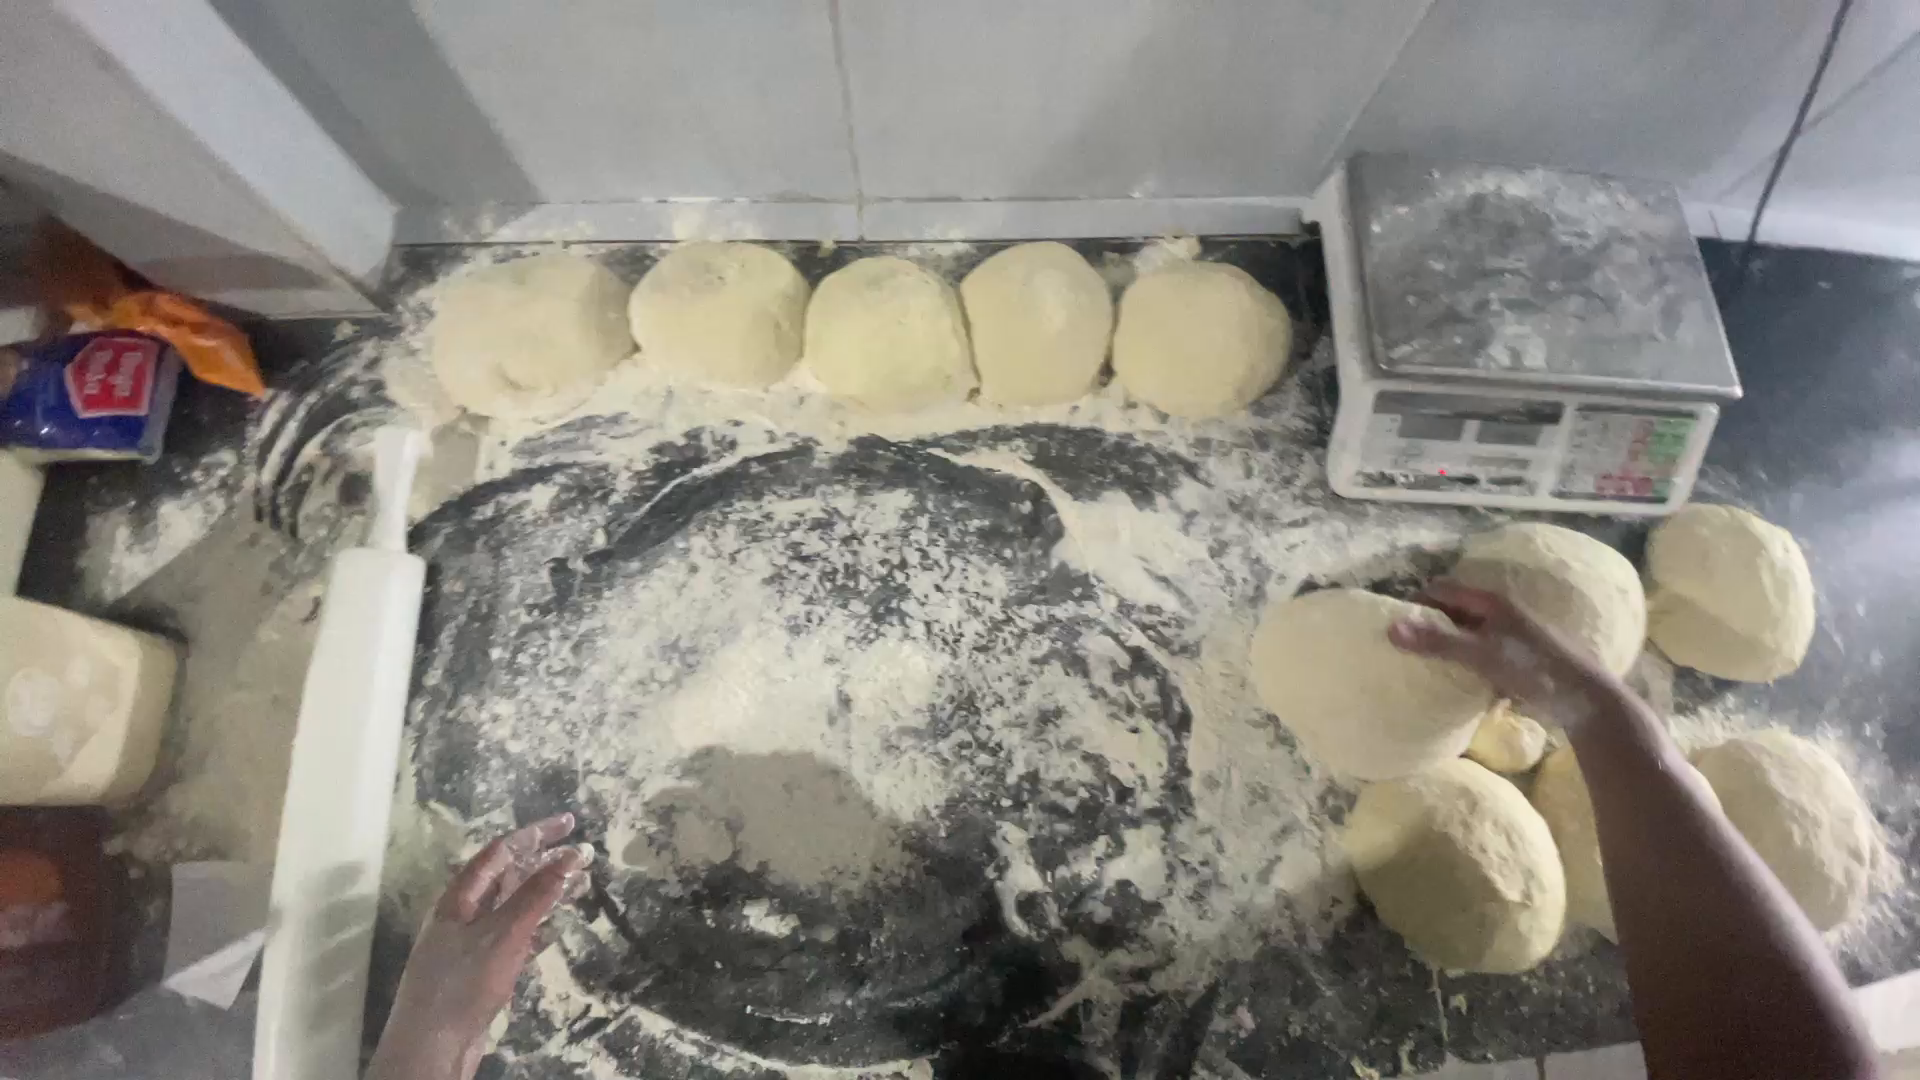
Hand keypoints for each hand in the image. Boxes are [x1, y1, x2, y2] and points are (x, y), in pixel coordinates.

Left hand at [367, 813, 591, 1079]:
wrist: (430, 1053)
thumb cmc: (463, 984)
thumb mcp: (506, 932)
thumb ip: (539, 892)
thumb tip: (573, 854)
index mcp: (459, 898)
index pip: (501, 851)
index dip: (537, 833)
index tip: (571, 824)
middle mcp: (463, 914)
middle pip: (509, 875)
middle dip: (547, 862)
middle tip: (583, 855)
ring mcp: (471, 942)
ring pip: (516, 904)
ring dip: (548, 892)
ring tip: (582, 887)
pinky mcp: (481, 968)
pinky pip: (516, 932)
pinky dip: (539, 924)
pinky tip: (559, 926)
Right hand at [1387, 580, 1625, 730]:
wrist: (1589, 700)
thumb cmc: (1534, 668)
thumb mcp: (1480, 655)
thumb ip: (1435, 642)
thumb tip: (1389, 628)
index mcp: (1491, 602)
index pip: (1440, 589)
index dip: (1416, 601)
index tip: (1398, 623)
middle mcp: (1501, 611)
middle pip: (1453, 608)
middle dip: (1429, 622)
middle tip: (1407, 643)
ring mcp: (1511, 632)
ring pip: (1467, 629)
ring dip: (1447, 641)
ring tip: (1427, 660)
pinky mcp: (1519, 654)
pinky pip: (1481, 648)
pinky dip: (1465, 656)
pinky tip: (1458, 674)